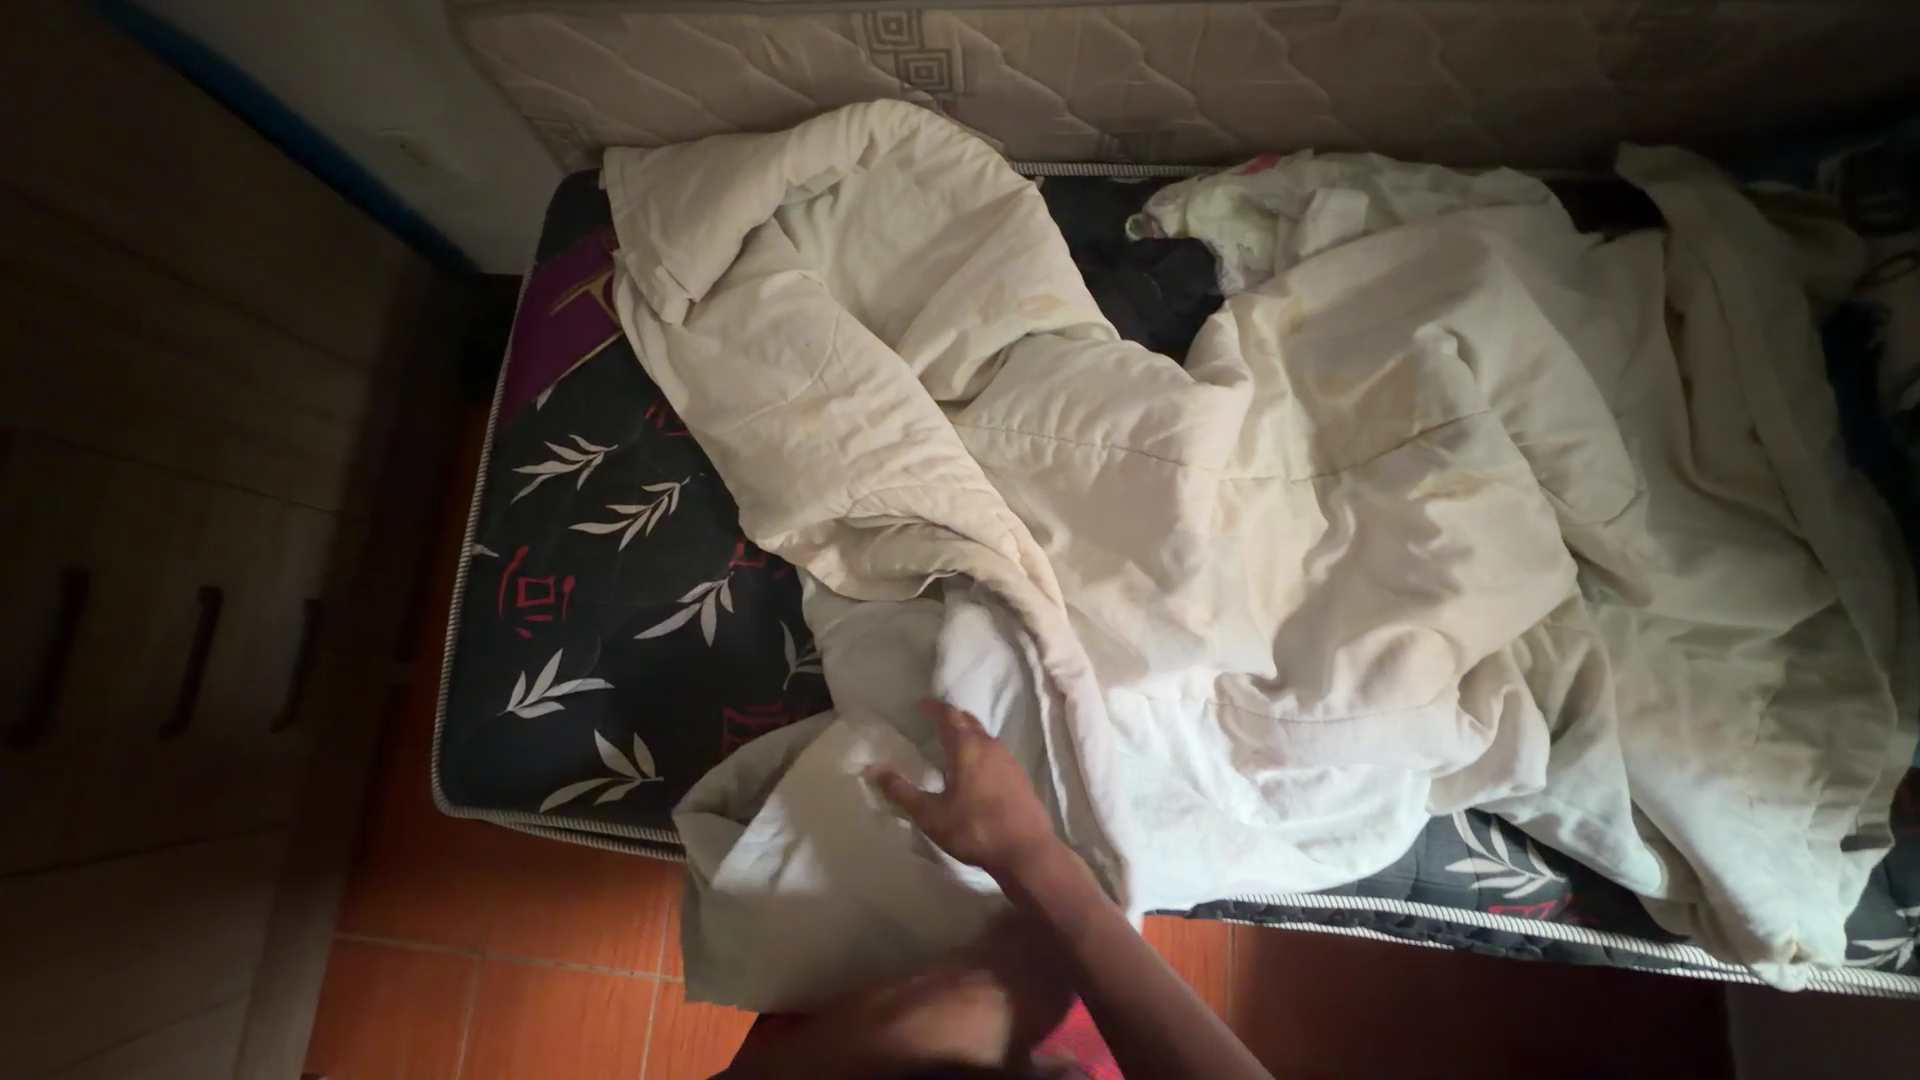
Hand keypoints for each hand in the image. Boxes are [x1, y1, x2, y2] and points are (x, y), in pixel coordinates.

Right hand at [866, 700, 1064, 883]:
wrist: (1025, 850)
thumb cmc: (974, 828)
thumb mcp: (931, 815)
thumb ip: (902, 791)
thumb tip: (873, 771)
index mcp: (966, 747)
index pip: (949, 714)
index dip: (934, 707)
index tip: (920, 706)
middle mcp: (989, 745)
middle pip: (969, 720)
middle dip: (951, 718)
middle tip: (933, 723)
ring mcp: (1008, 759)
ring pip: (984, 736)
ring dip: (967, 734)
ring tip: (951, 746)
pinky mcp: (1019, 775)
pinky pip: (996, 752)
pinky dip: (981, 751)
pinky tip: (975, 771)